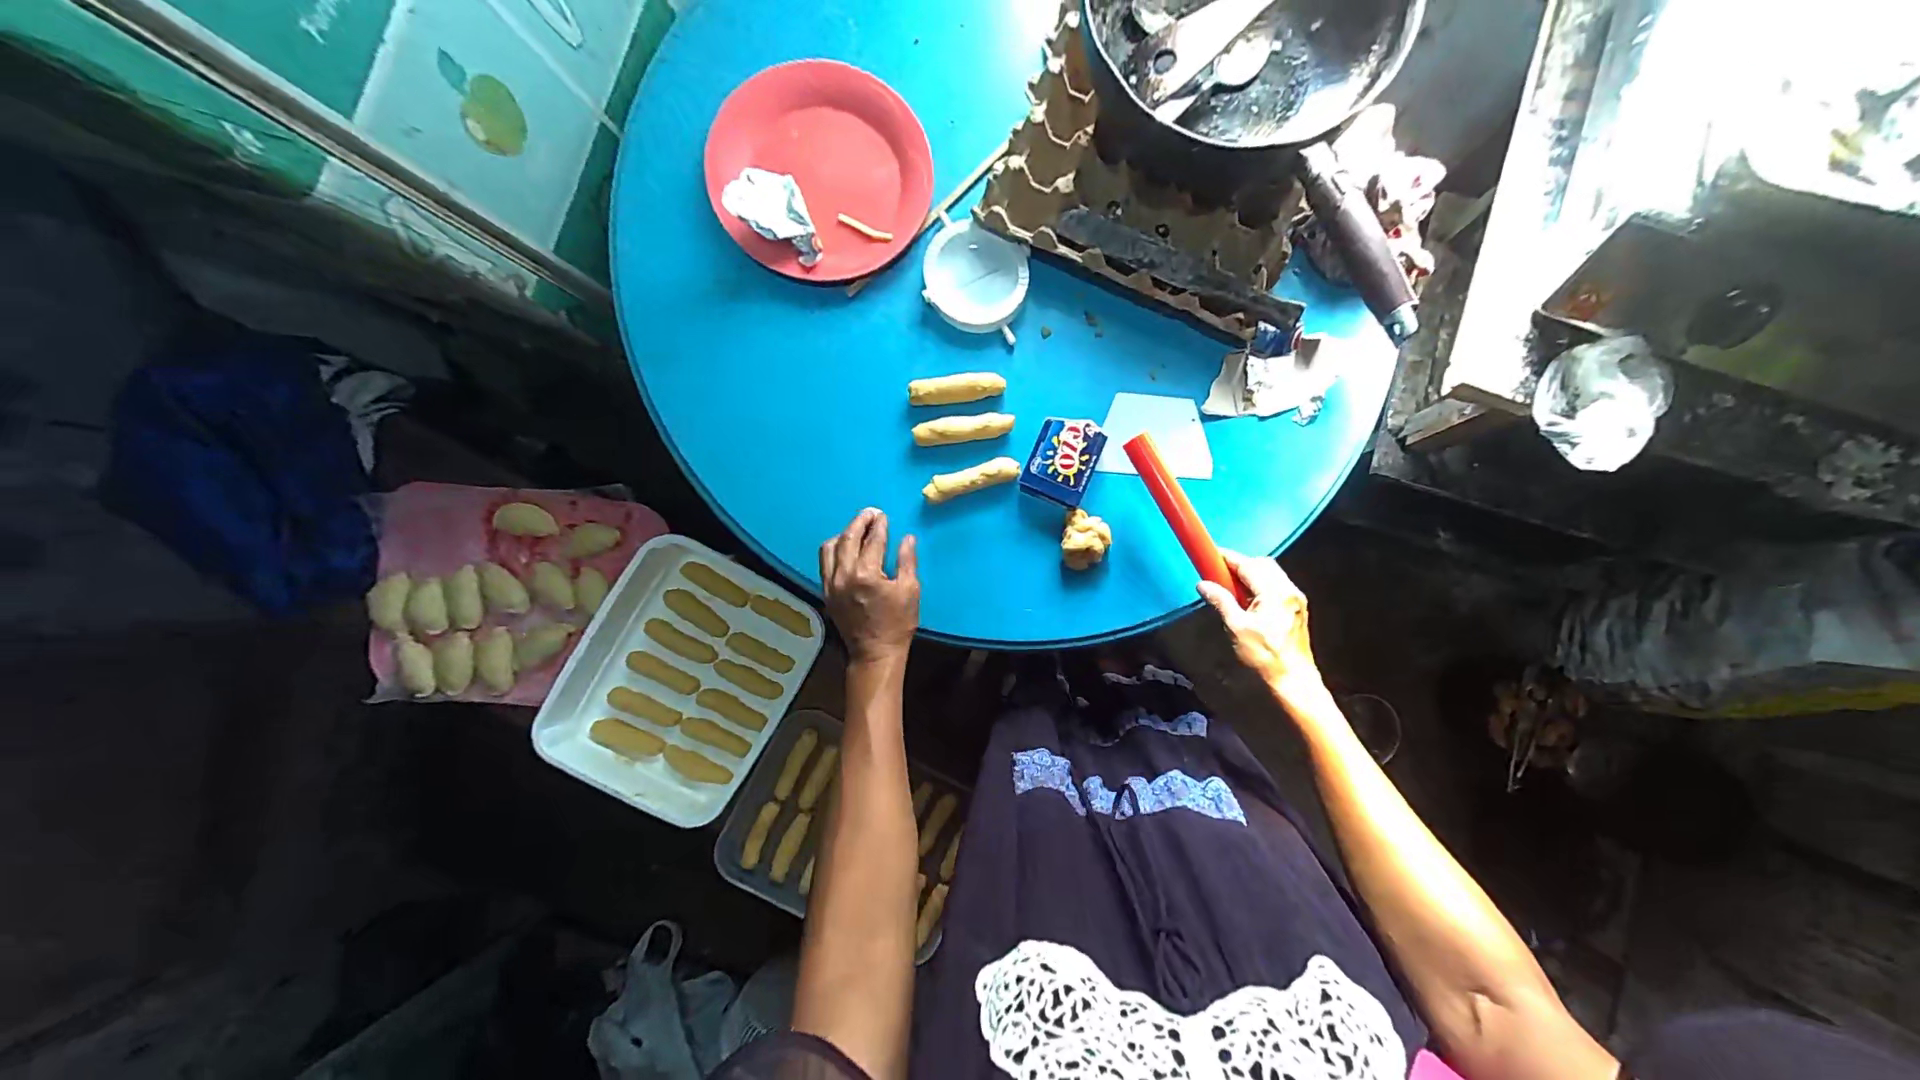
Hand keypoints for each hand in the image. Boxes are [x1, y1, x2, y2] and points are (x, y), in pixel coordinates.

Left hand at [820, 508, 918, 665]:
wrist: (874, 653)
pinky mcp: (826, 592)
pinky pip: (825, 563)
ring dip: (843, 534)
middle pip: (848, 538)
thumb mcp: (910, 591)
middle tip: (870, 514)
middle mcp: (844, 575)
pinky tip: (845, 549)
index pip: (872, 540)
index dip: (879, 526)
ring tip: (856, 529)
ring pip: (830, 548)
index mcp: (866, 574)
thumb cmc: (897, 624)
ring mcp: (831, 584)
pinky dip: (834, 550)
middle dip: (860, 522)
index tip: (883, 516)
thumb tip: (907, 538)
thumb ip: (907, 561)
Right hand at [1197, 550, 1323, 696]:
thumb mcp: (1236, 628)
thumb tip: (1204, 585)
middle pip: (1262, 564)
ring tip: (1229, 589)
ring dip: (1249, 575)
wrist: (1293, 681)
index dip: (1227, 557)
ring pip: (1270, 574)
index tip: (1210, 554)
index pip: (1248, 564)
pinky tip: (1246, 601)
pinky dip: (1259, 586)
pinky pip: (1275, 587)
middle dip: (1239, 564)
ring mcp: (1295, 600)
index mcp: (1275, 593)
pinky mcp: (1296, 610)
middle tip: (1218, 573)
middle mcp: (1289, 592)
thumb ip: (1221, 601)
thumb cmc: (1266, 657)